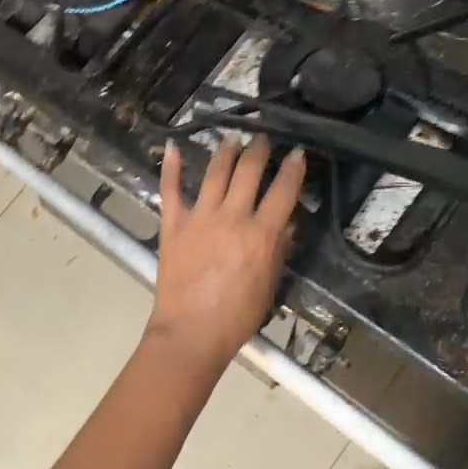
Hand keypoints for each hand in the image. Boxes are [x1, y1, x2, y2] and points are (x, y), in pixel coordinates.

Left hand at [149, 137, 306, 366]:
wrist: (192, 331)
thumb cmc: (237, 315)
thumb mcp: (270, 284)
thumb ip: (278, 249)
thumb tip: (285, 222)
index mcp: (261, 234)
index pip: (283, 191)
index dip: (293, 169)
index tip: (297, 152)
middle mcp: (231, 217)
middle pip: (248, 172)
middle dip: (258, 150)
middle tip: (262, 137)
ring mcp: (199, 217)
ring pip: (214, 173)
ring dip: (224, 151)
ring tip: (231, 137)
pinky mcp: (172, 223)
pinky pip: (170, 189)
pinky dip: (170, 166)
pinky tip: (170, 146)